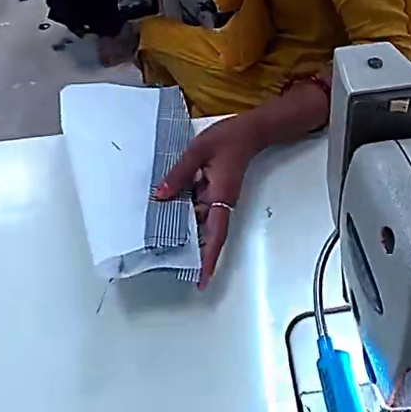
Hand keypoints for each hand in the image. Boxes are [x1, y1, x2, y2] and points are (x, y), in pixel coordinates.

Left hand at [152, 114, 260, 288]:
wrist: (249, 131)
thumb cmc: (228, 139)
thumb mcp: (198, 151)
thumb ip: (179, 173)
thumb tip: (161, 194)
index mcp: (221, 197)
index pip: (215, 234)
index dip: (209, 259)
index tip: (202, 280)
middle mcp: (222, 202)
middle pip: (206, 232)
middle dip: (192, 249)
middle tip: (169, 262)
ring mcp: (220, 198)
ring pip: (200, 219)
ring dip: (186, 228)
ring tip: (161, 237)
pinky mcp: (216, 191)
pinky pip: (200, 206)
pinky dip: (187, 211)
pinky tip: (170, 207)